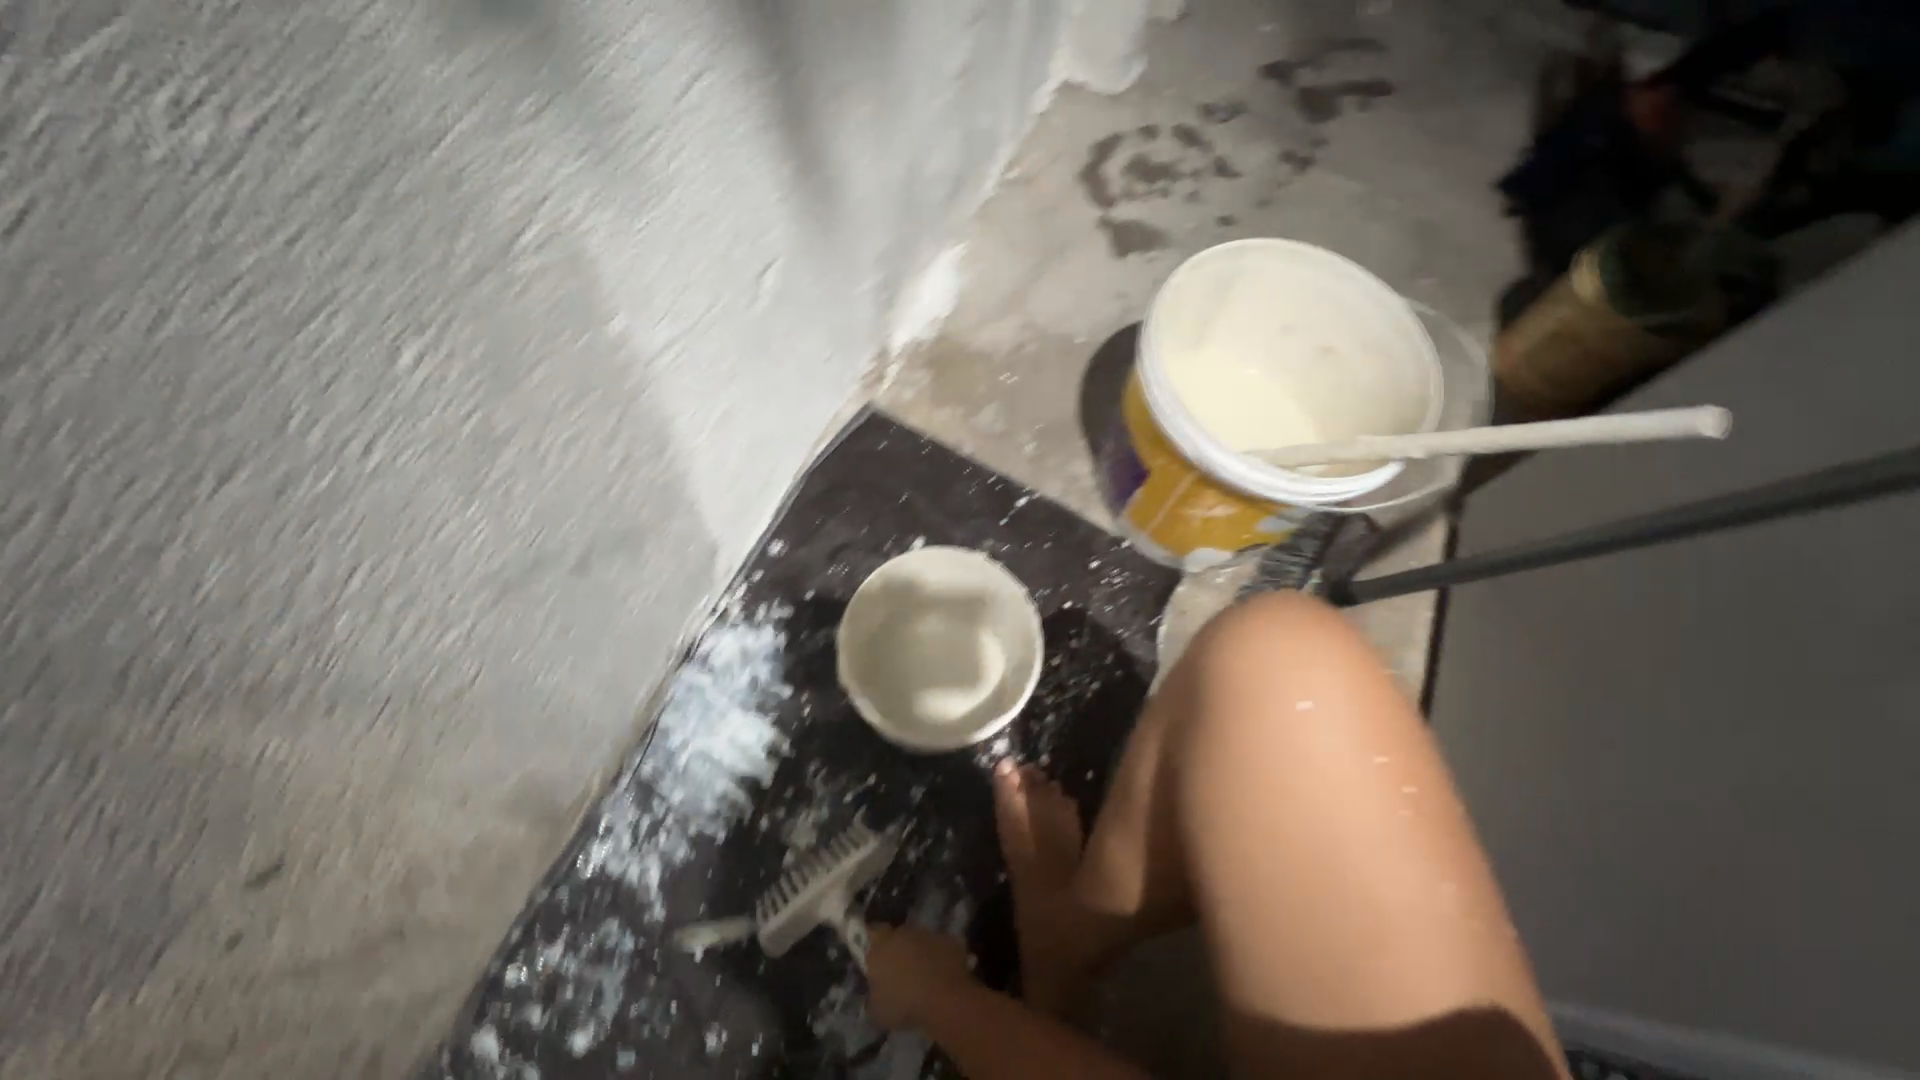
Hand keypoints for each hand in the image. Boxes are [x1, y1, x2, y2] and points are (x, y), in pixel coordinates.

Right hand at [865, 923, 975, 1030]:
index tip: (876, 955)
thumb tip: (876, 993)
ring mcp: (928, 934)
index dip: (874, 941)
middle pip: (898, 936)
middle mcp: (903, 934)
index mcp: (880, 946)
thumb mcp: (877, 1011)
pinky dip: (940, 957)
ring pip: (921, 940)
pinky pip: (941, 947)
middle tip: (900, 970)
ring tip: (924, 976)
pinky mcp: (949, 940)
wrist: (943, 1000)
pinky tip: (942, 975)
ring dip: (920, 952)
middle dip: (899, 948)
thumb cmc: (903, 1005)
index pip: (873, 931)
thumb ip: (874, 995)